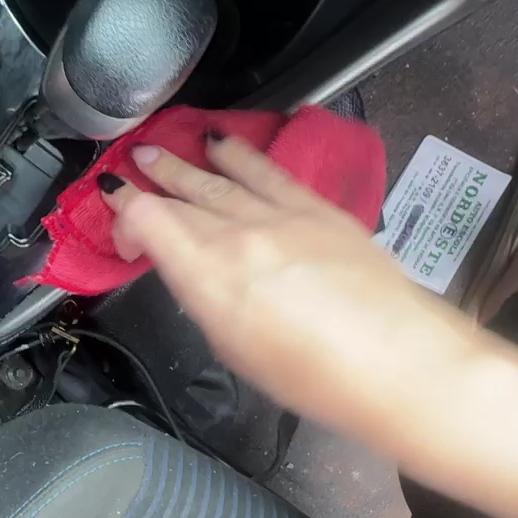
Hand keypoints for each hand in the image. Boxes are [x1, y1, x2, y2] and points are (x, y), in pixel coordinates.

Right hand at [104, 136, 474, 425]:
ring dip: (185, 164)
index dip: (125, 217)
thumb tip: (199, 277)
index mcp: (210, 273)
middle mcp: (240, 234)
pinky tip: (223, 142)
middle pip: (183, 198)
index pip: (151, 221)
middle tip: (128, 168)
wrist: (396, 361)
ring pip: (220, 179)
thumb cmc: (307, 375)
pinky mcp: (319, 210)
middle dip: (150, 182)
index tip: (121, 232)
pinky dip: (241, 155)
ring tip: (159, 150)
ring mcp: (282, 216)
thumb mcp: (230, 347)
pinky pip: (269, 171)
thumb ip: (205, 300)